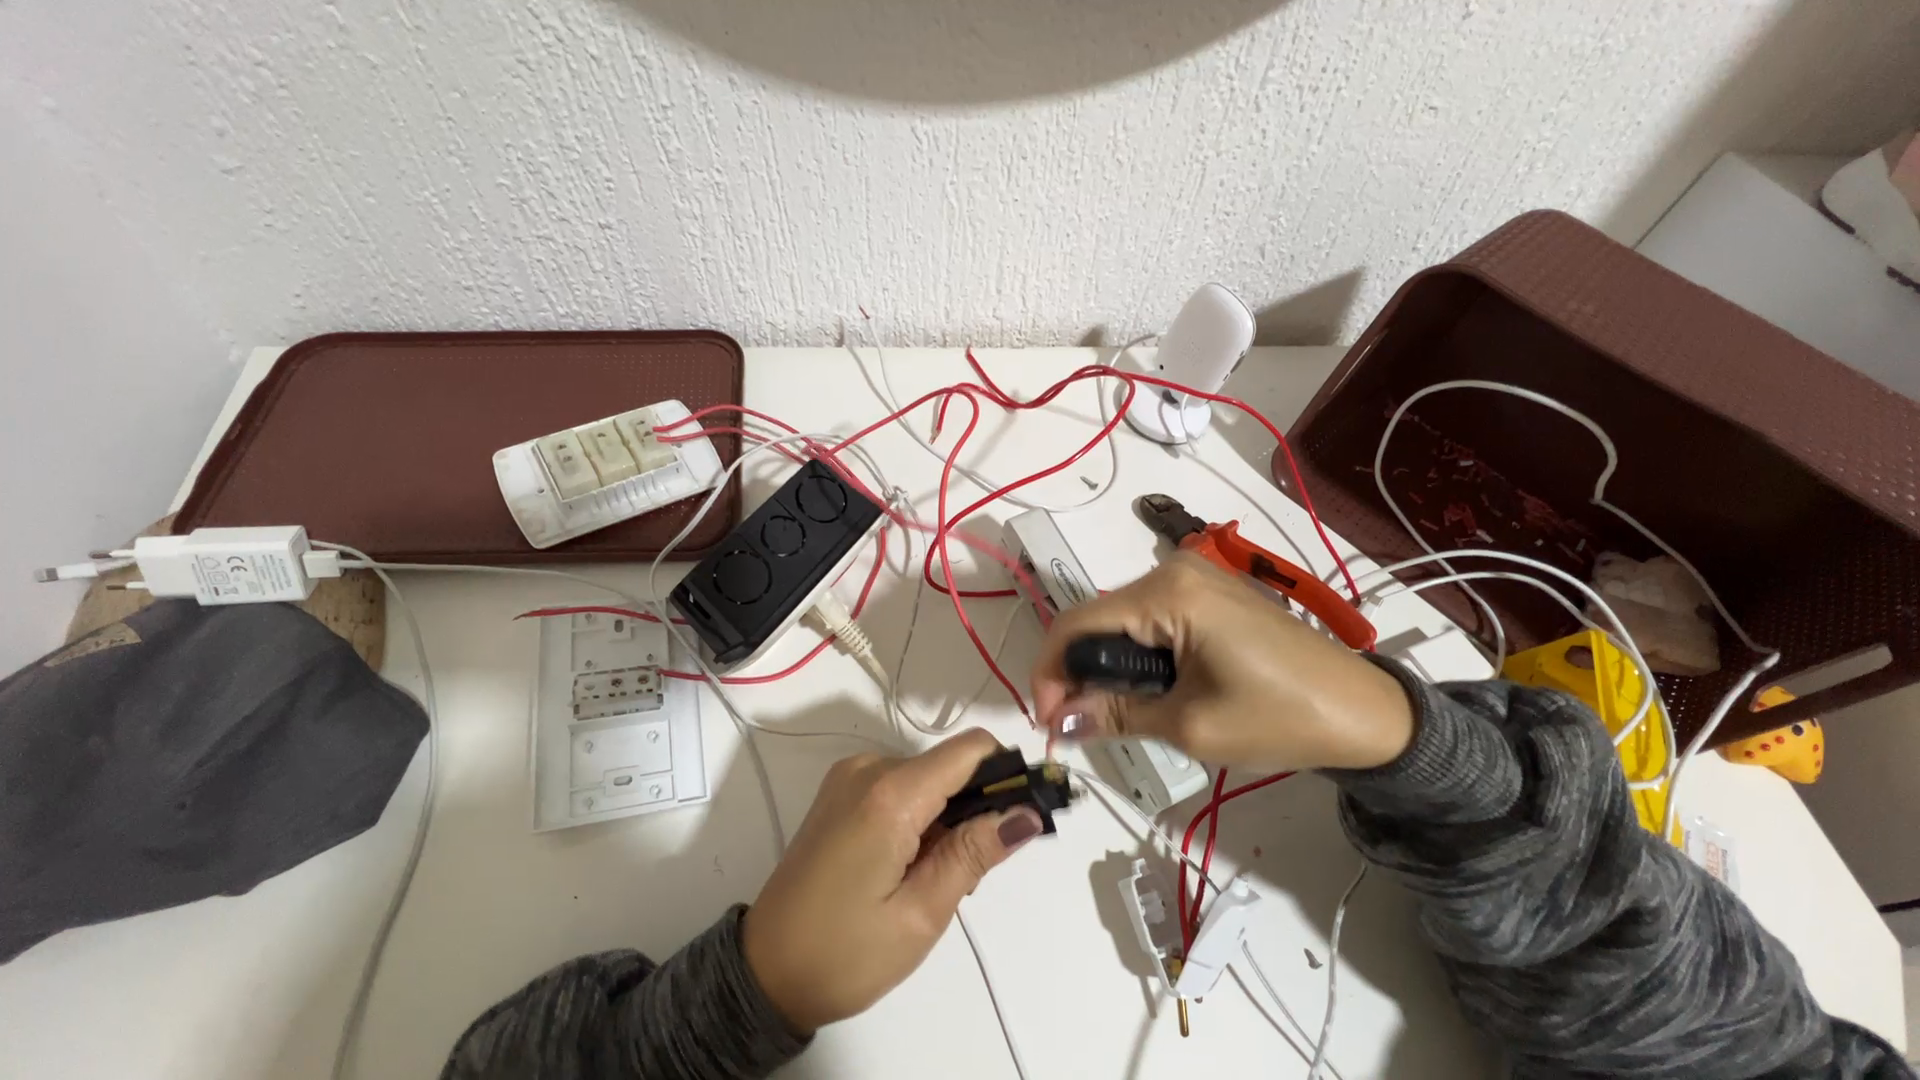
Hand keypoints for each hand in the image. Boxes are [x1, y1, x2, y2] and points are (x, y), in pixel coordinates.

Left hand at [741, 729, 1043, 1033]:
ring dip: (948, 818)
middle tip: (970, 874)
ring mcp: (850, 778)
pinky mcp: (840, 793)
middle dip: (977, 808)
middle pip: (951, 765)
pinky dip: (921, 817)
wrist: (764, 971)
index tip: (1025, 817)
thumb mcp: (920, 913)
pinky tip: (910, 865)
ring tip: (934, 879)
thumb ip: (974, 853)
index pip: (971, 750)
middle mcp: (869, 768)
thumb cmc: (845, 952)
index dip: (1008, 774)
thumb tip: (1027, 812)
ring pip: (929, 778)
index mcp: (890, 794)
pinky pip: (901, 787)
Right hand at [1030, 553, 1414, 771]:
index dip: (1050, 672)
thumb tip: (1058, 722)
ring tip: (1103, 715)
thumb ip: (1115, 715)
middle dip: (1075, 672)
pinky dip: (1135, 657)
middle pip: (1096, 619)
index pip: (1079, 624)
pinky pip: (1149, 620)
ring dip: (1104, 667)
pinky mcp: (1208, 595)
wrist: (1363, 713)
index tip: (1047, 722)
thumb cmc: (1279, 718)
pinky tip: (1140, 692)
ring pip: (1120, 621)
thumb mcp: (1189, 725)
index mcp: (1169, 593)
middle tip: (1071, 725)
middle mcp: (1174, 571)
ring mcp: (1194, 578)